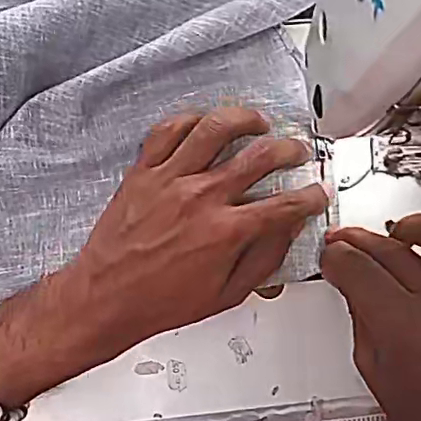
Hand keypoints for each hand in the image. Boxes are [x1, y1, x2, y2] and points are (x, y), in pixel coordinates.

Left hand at [7, 107, 327, 380]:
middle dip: (290, 150)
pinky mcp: (143, 173)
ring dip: (245, 120)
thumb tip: (287, 232)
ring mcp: (170, 180)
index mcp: (226, 232)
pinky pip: (168, 130)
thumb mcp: (225, 294)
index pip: (285, 204)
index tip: (314, 193)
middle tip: (295, 152)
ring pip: (216, 129)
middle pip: (260, 155)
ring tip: (257, 123)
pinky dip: (191, 120)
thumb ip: (263, 259)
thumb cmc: (158, 301)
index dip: (310, 196)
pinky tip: (203, 123)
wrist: (106, 298)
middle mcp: (201, 199)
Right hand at [319, 213, 420, 420]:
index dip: (335, 257)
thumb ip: (362, 320)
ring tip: (402, 237)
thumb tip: (353, 283)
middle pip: (389, 246)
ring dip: (411, 228)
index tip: (333, 258)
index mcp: (405, 328)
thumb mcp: (376, 374)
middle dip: (358, 242)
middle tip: (351, 246)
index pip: (355, 266)